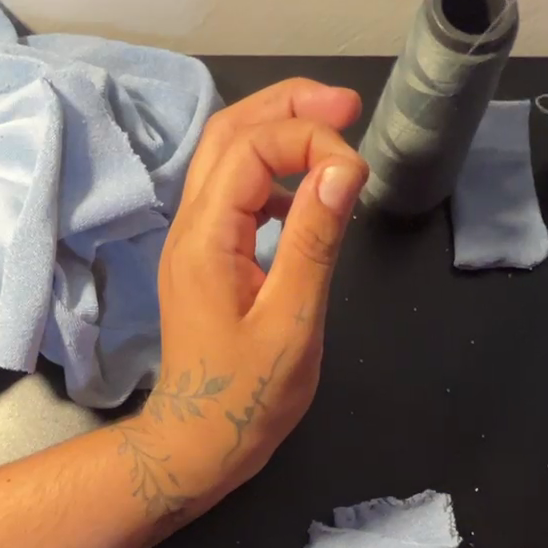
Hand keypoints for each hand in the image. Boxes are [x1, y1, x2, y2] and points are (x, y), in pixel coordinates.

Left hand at [126, 78, 367, 512]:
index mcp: (207, 240)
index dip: (308, 140)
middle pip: (228, 136)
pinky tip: (305, 196)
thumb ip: (316, 242)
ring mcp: (193, 245)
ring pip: (226, 162)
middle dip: (287, 107)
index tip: (356, 170)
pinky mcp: (205, 263)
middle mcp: (190, 230)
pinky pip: (233, 198)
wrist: (198, 443)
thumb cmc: (246, 397)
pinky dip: (271, 178)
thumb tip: (343, 168)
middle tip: (346, 103)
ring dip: (276, 134)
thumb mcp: (293, 322)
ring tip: (331, 131)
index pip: (252, 148)